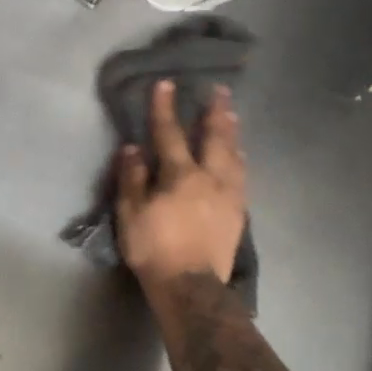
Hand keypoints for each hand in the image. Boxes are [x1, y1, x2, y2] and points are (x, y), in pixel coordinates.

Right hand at [116, 80, 246, 289]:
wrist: (191, 286)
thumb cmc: (153, 247)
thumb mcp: (130, 213)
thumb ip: (132, 178)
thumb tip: (133, 149)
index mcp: (181, 175)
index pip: (170, 134)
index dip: (165, 108)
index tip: (166, 84)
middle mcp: (211, 178)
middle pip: (216, 139)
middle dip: (215, 113)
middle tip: (220, 91)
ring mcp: (230, 196)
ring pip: (234, 156)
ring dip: (232, 134)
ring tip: (232, 118)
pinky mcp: (238, 214)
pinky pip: (241, 177)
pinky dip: (238, 160)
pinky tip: (238, 160)